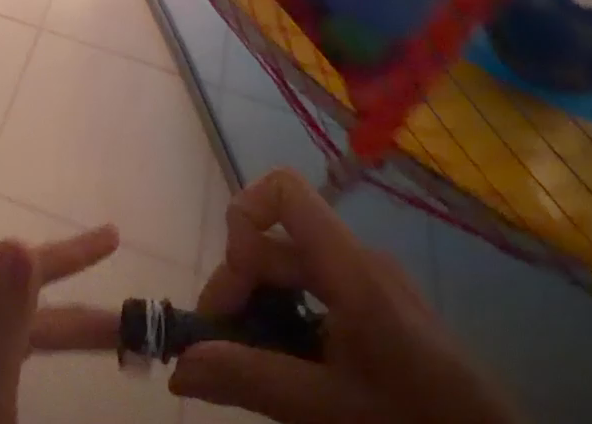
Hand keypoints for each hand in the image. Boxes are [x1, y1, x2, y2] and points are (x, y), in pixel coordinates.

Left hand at [0, 225, 121, 423]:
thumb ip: (3, 312)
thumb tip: (14, 239)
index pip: (33, 272)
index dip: (76, 252)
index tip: (115, 236)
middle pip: (31, 307)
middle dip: (81, 308)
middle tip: (129, 319)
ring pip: (16, 331)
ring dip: (57, 326)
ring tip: (89, 335)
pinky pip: (2, 356)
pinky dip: (31, 350)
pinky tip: (27, 370)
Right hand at [171, 170, 518, 423]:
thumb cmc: (413, 420)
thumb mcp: (326, 408)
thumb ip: (249, 379)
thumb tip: (178, 364)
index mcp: (351, 268)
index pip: (283, 191)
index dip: (242, 220)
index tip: (233, 292)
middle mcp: (359, 262)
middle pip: (276, 242)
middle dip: (237, 288)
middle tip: (219, 352)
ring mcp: (372, 285)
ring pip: (291, 272)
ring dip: (258, 308)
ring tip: (247, 365)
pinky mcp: (381, 311)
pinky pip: (315, 294)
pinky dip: (285, 320)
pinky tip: (285, 368)